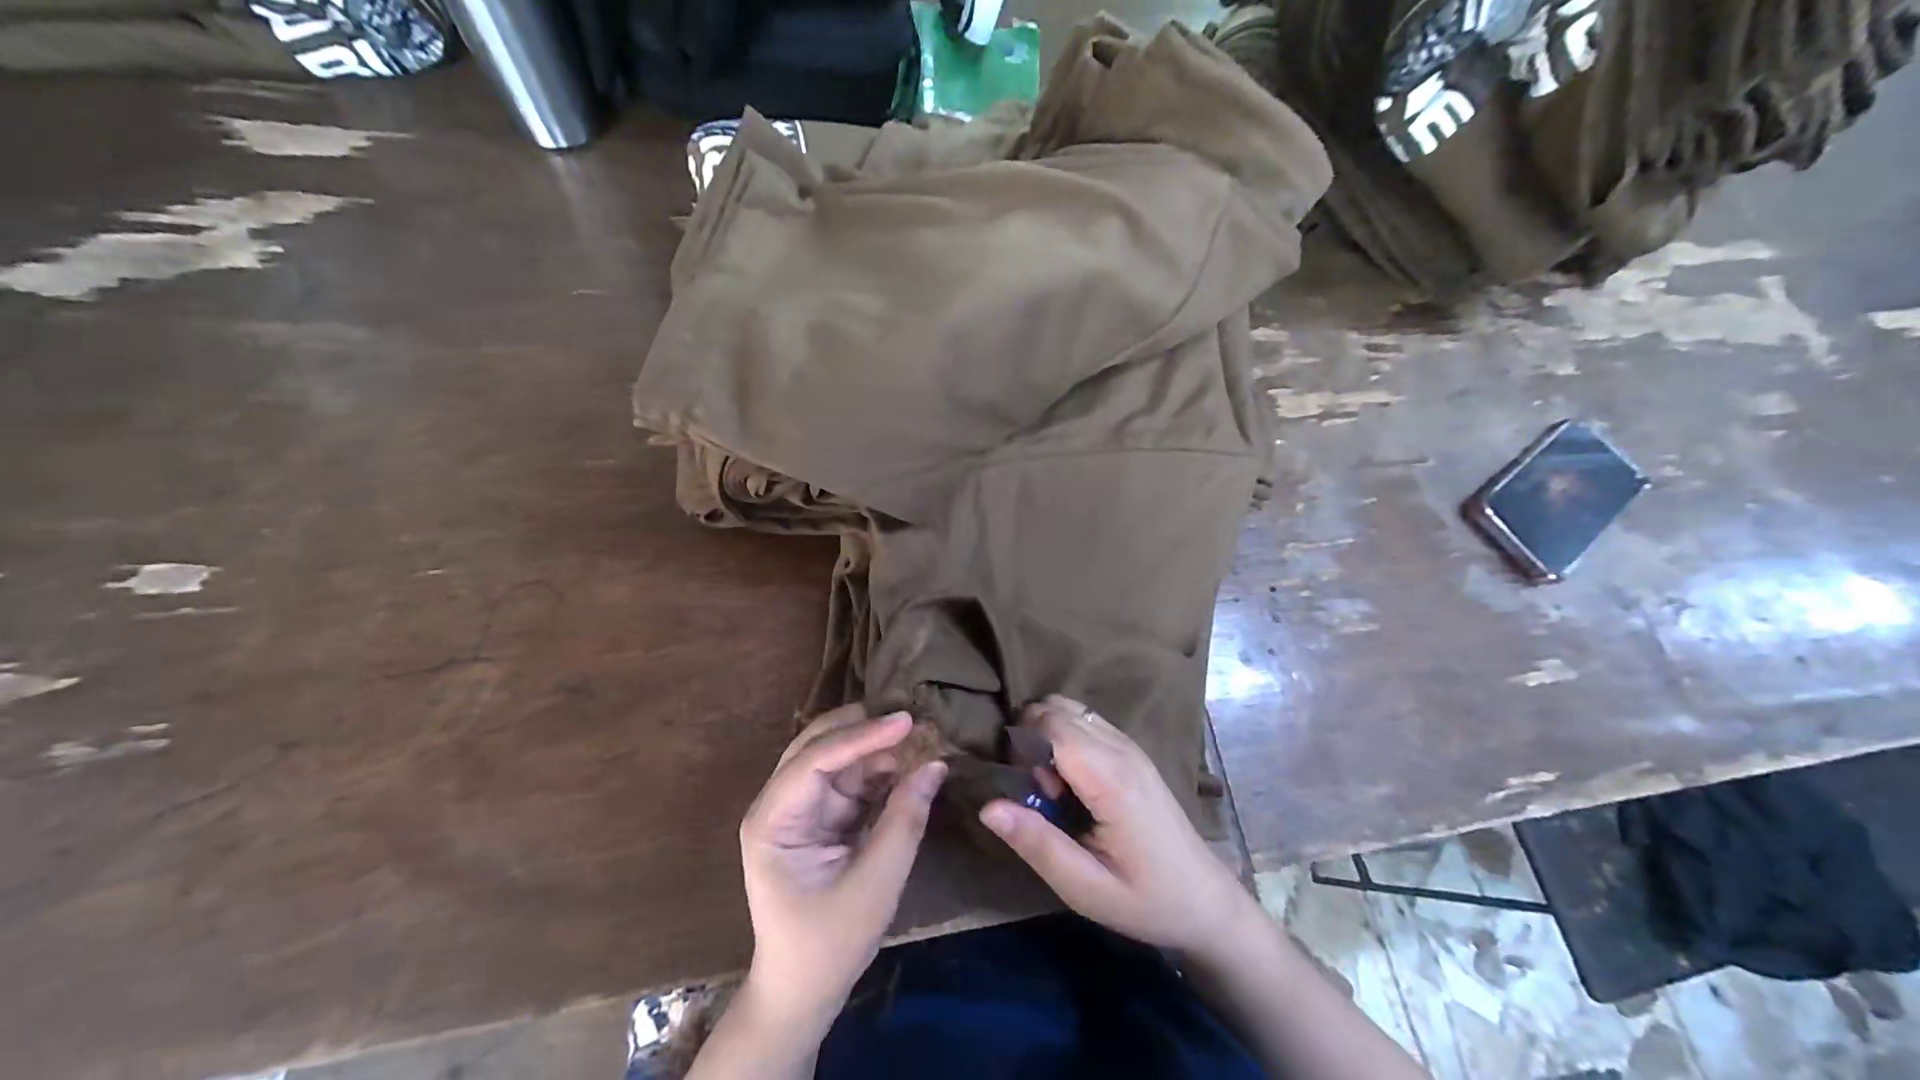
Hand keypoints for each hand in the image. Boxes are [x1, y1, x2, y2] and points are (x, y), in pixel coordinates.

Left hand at [737, 704, 946, 1029]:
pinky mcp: (822, 817)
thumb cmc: (830, 943)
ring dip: (877, 746)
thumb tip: (936, 764)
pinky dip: (881, 769)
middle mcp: (780, 803)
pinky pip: (852, 779)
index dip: (861, 735)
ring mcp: (801, 808)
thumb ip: (905, 820)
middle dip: (865, 729)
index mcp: (773, 820)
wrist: (803, 990)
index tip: (906, 720)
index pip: (815, 759)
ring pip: (838, 757)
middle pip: (819, 745)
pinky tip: (911, 761)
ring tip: (921, 736)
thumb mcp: (875, 884)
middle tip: (914, 719)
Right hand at [978, 695, 1253, 954]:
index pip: (1052, 725)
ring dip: (1047, 735)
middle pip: (1056, 708)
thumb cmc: (1146, 901)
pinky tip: (1072, 782)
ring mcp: (1131, 746)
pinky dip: (1065, 737)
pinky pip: (1086, 721)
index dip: (1024, 747)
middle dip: (1030, 738)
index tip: (1025, 790)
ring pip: (1070, 708)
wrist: (1206, 901)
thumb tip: (987, 806)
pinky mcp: (1133, 751)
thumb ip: (1036, 844)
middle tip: (1037, 792)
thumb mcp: (1085, 888)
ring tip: (1053, 786)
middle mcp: (1122, 750)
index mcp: (1112, 781)